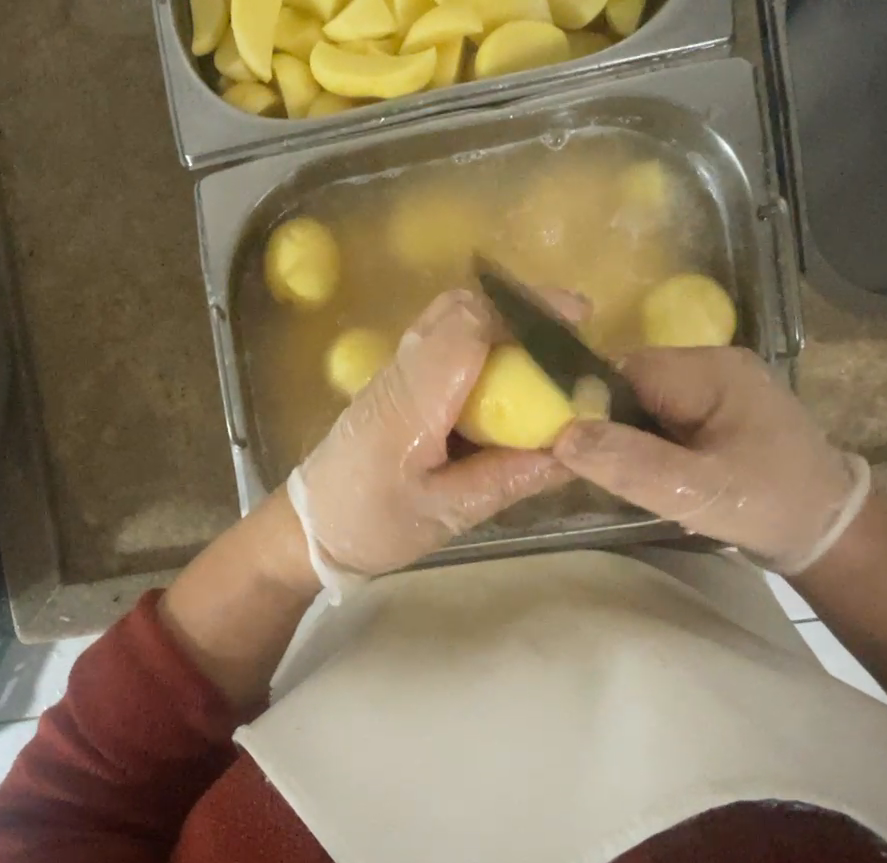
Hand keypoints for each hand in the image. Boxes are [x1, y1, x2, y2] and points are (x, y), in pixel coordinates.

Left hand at [289, 290, 573, 590]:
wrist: (308, 530)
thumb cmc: (369, 525)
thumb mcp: (445, 513)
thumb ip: (508, 477)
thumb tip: (575, 449)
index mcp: (412, 399)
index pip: (469, 324)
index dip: (526, 315)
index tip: (578, 326)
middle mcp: (401, 373)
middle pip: (459, 308)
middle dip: (519, 313)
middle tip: (567, 343)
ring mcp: (392, 376)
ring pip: (448, 323)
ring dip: (499, 329)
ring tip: (545, 362)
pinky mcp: (393, 388)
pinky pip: (440, 348)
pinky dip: (479, 351)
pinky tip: (505, 388)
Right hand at [551, 346, 869, 574]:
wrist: (829, 530)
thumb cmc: (768, 506)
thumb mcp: (697, 491)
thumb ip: (630, 463)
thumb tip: (560, 437)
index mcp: (710, 372)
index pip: (621, 369)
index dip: (581, 401)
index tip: (552, 441)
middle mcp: (709, 367)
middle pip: (624, 383)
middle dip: (594, 422)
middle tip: (569, 467)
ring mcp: (709, 390)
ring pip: (633, 402)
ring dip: (611, 436)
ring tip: (596, 472)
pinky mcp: (707, 413)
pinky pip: (650, 418)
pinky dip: (631, 443)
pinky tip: (626, 470)